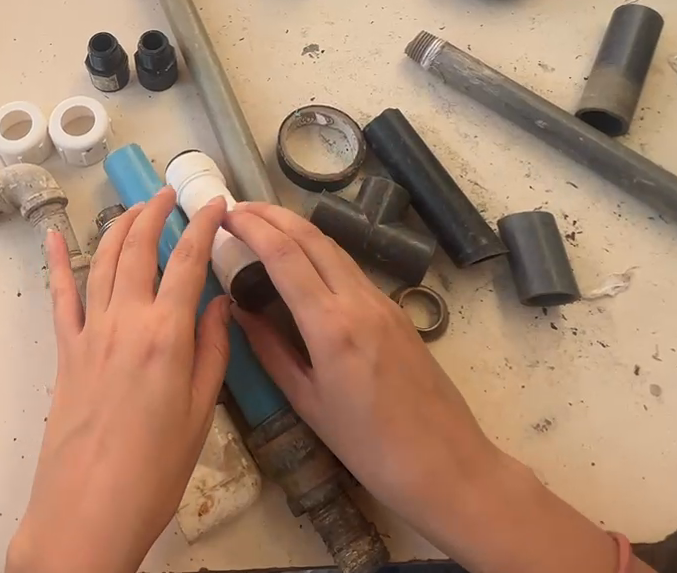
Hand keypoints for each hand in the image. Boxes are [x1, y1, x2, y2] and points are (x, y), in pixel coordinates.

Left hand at [6, 188, 232, 572]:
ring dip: (120, 226)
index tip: (214, 203)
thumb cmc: (155, 469)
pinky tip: (56, 236)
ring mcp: (90, 331)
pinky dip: (59, 262)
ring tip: (136, 206)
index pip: (187, 261)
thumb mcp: (201, 413)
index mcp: (166, 335)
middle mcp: (126, 320)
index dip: (202, 225)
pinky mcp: (66, 349)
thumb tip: (219, 303)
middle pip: (140, 248)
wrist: (88, 510)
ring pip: (105, 260)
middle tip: (170, 193)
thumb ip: (213, 351)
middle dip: (155, 212)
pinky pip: (61, 296)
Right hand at [225, 203, 635, 572]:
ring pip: (332, 246)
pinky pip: (348, 266)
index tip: (225, 214)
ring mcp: (381, 301)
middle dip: (271, 214)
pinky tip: (301, 257)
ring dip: (294, 226)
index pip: (284, 255)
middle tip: (236, 209)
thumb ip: (270, 350)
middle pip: (310, 236)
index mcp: (331, 326)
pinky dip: (317, 248)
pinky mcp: (395, 310)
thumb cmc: (370, 447)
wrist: (450, 468)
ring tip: (262, 223)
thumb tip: (238, 310)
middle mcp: (357, 301)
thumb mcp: (308, 404)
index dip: (252, 227)